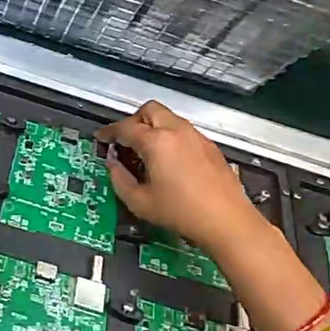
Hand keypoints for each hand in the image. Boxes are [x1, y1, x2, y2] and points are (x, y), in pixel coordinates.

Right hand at [98, 101, 265, 253]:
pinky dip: (170, 136)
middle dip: (133, 121)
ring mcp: (196, 136)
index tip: (103, 138)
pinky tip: (168, 160)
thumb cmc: (182, 212)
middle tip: (125, 140)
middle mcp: (177, 132)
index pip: (125, 128)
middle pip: (149, 110)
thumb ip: (119, 180)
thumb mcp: (140, 202)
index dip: (109, 132)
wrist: (226, 220)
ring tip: (145, 151)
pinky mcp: (210, 146)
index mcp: (156, 142)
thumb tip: (113, 166)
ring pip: (168, 118)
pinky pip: (184, 130)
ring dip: (153, 127)